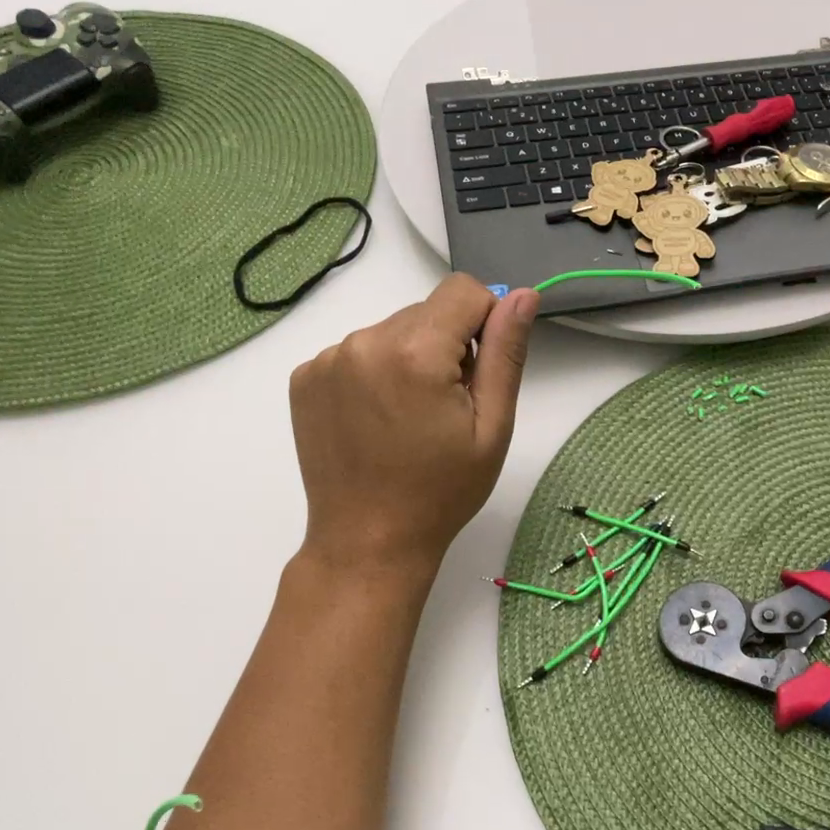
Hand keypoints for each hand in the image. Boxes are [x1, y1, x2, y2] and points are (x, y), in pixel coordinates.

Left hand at [288, 275, 538, 573]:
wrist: (369, 540)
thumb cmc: (442, 492)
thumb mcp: (492, 428)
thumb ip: (506, 354)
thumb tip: (524, 295)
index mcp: (415, 353)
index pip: (464, 290)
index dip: (485, 324)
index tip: (479, 374)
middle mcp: (364, 342)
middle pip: (426, 312)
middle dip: (446, 348)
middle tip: (446, 410)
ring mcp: (327, 359)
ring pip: (391, 332)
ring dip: (410, 361)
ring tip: (411, 420)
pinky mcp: (305, 377)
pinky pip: (357, 352)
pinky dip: (376, 374)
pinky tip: (379, 421)